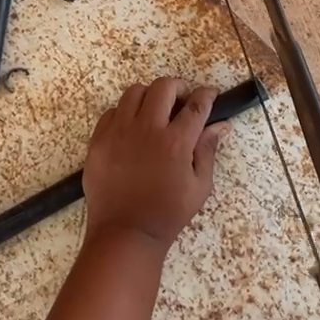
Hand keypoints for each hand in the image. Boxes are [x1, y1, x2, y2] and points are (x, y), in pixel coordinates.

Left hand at [82, 77, 229, 249]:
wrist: (125, 233)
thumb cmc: (167, 213)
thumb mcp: (198, 187)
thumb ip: (208, 151)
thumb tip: (221, 125)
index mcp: (175, 142)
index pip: (196, 104)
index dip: (206, 95)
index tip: (209, 94)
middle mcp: (147, 129)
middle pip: (164, 86)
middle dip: (178, 87)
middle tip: (182, 100)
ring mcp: (119, 131)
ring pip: (135, 92)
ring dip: (150, 95)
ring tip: (155, 111)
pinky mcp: (99, 139)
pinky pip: (112, 111)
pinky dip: (125, 112)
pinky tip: (132, 128)